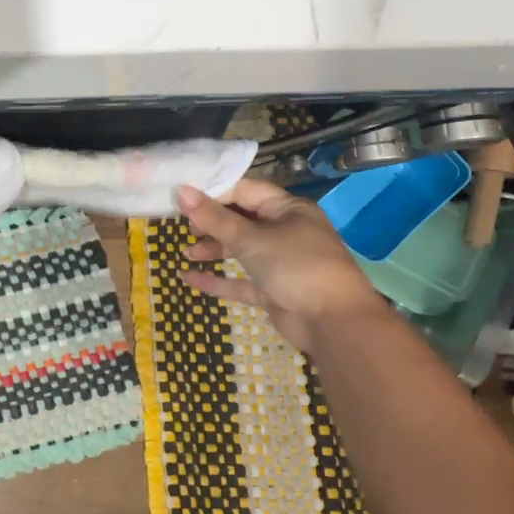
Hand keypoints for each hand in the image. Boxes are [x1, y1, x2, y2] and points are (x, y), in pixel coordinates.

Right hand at [176, 179, 387, 353]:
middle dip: (211, 222)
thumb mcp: (251, 239)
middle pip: (241, 219)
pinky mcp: (272, 289)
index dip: (213, 192)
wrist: (333, 322)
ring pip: (240, 249)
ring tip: (185, 253)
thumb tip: (181, 191)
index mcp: (288, 210)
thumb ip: (214, 218)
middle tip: (183, 226)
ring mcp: (279, 261)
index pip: (245, 191)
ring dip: (213, 249)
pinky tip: (188, 278)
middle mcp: (285, 231)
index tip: (181, 196)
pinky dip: (217, 279)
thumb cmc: (295, 266)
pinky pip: (239, 280)